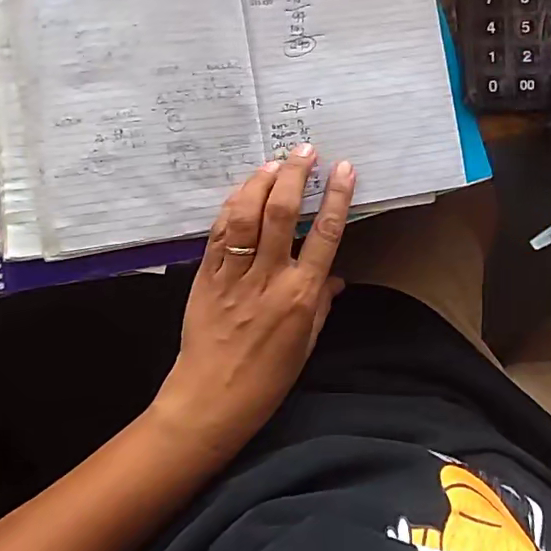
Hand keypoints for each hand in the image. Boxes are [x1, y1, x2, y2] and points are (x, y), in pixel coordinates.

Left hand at [152, 145, 354, 454]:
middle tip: (305, 150)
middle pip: (282, 213)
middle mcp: (268, 278)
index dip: (337, 197)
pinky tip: (241, 191)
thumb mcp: (306, 344)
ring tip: (274, 163)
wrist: (211, 399)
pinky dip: (231, 207)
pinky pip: (219, 233)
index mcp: (300, 296)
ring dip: (261, 183)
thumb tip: (335, 277)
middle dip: (295, 175)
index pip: (325, 235)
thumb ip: (321, 304)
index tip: (344, 169)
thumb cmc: (267, 379)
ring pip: (246, 215)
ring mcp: (234, 274)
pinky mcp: (206, 275)